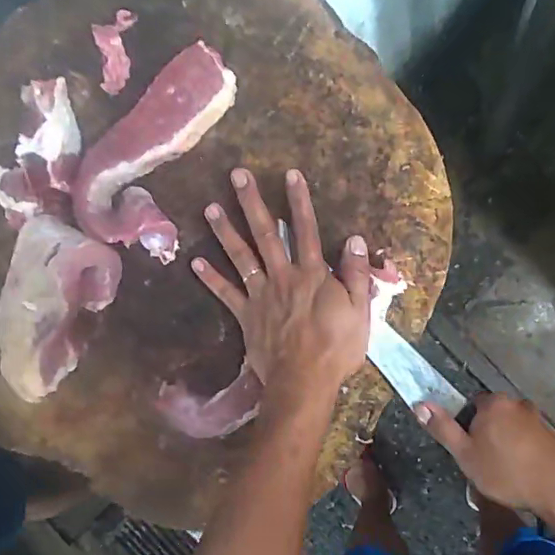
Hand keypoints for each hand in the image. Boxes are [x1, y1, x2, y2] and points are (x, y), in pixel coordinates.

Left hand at [192, 168, 371, 404]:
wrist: (304, 380)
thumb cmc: (337, 347)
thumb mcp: (359, 311)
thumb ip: (355, 274)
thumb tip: (355, 240)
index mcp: (313, 274)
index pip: (307, 231)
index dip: (299, 202)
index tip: (290, 174)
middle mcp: (284, 277)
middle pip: (267, 234)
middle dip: (252, 203)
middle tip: (237, 175)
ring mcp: (261, 295)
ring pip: (241, 257)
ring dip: (225, 231)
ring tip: (209, 207)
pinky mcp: (247, 316)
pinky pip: (226, 294)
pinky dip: (211, 278)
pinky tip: (195, 261)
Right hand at [416, 394, 554, 516]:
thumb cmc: (505, 472)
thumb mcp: (466, 454)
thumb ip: (443, 428)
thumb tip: (420, 404)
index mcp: (494, 402)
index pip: (471, 404)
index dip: (465, 427)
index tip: (467, 450)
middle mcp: (517, 403)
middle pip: (491, 415)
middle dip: (485, 435)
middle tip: (482, 464)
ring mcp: (536, 417)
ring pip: (510, 428)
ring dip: (504, 444)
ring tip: (503, 472)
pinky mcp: (550, 433)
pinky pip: (526, 438)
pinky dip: (520, 451)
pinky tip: (520, 472)